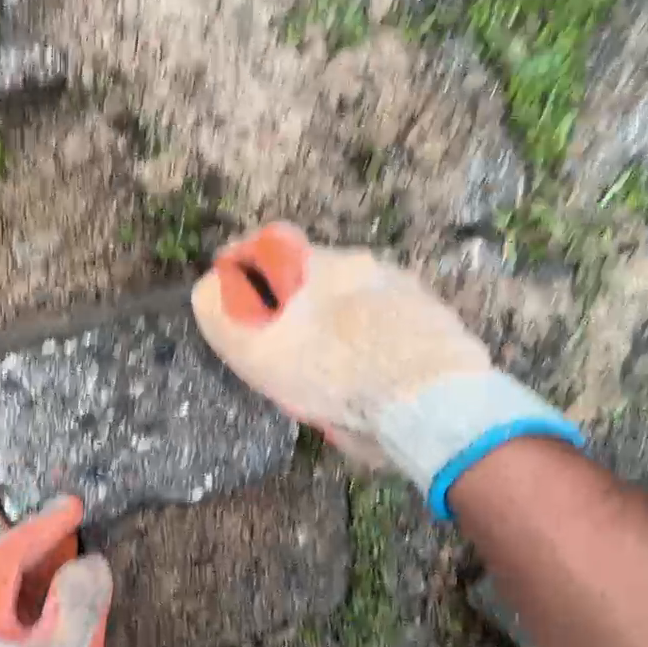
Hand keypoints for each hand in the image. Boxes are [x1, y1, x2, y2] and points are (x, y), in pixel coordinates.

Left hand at [0, 496, 112, 646]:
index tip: (73, 505)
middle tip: (49, 522)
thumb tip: (87, 563)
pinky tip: (42, 604)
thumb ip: (78, 602)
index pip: (8, 553)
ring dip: (21, 567)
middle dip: (19, 538)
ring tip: (48, 552)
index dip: (43, 524)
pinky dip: (24, 597)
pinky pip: (0, 617)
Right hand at [191, 222, 580, 517]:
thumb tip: (211, 287)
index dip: (248, 263)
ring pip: (354, 298)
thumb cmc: (335, 376)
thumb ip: (223, 315)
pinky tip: (370, 376)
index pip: (271, 241)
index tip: (240, 296)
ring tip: (331, 370)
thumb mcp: (257, 353)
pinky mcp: (436, 321)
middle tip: (285, 348)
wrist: (431, 405)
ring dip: (337, 323)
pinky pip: (389, 322)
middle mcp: (364, 264)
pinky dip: (373, 341)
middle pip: (314, 274)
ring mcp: (405, 290)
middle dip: (294, 303)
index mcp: (319, 265)